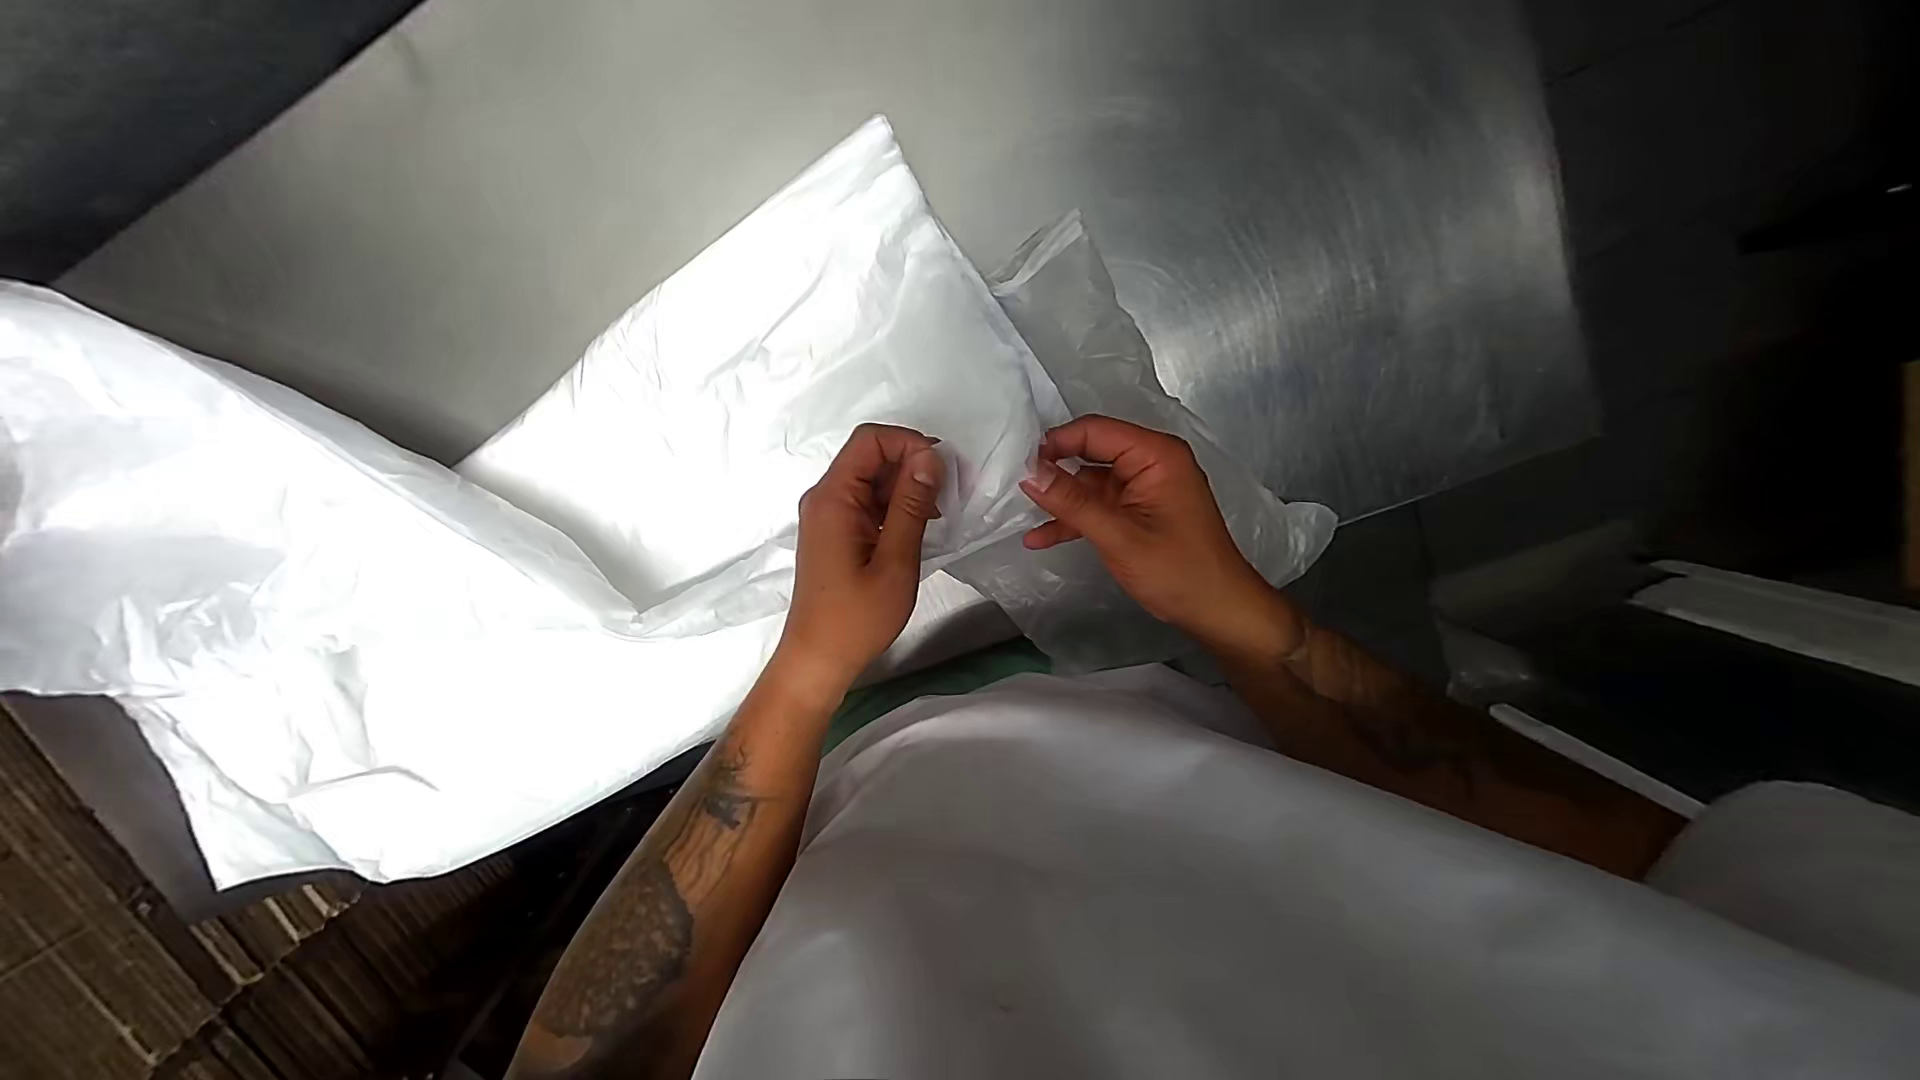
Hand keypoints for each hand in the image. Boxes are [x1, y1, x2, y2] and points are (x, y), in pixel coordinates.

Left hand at [769, 424, 944, 701]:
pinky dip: (894, 506)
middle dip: (911, 464)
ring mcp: (827, 515)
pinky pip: (867, 502)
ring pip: (871, 479)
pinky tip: (917, 527)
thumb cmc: (857, 618)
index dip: (908, 443)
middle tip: (946, 493)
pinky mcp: (835, 532)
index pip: (869, 441)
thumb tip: (929, 458)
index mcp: (833, 499)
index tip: (940, 468)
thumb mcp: (895, 561)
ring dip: (906, 487)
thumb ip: (912, 505)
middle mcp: (824, 498)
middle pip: (869, 456)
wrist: (818, 658)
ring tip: (936, 515)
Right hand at [1020, 415, 1302, 661]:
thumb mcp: (1118, 536)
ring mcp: (1143, 487)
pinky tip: (1040, 537)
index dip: (1055, 443)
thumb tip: (1030, 473)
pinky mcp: (1137, 510)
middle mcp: (1150, 462)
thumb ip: (1072, 502)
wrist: (1216, 610)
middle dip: (1053, 469)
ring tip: (1019, 513)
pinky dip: (1073, 519)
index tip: (1019, 464)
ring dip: (1059, 500)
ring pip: (1089, 482)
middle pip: (1090, 452)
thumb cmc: (1177, 571)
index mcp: (1155, 455)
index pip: (1094, 431)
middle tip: (1014, 484)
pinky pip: (1098, 505)